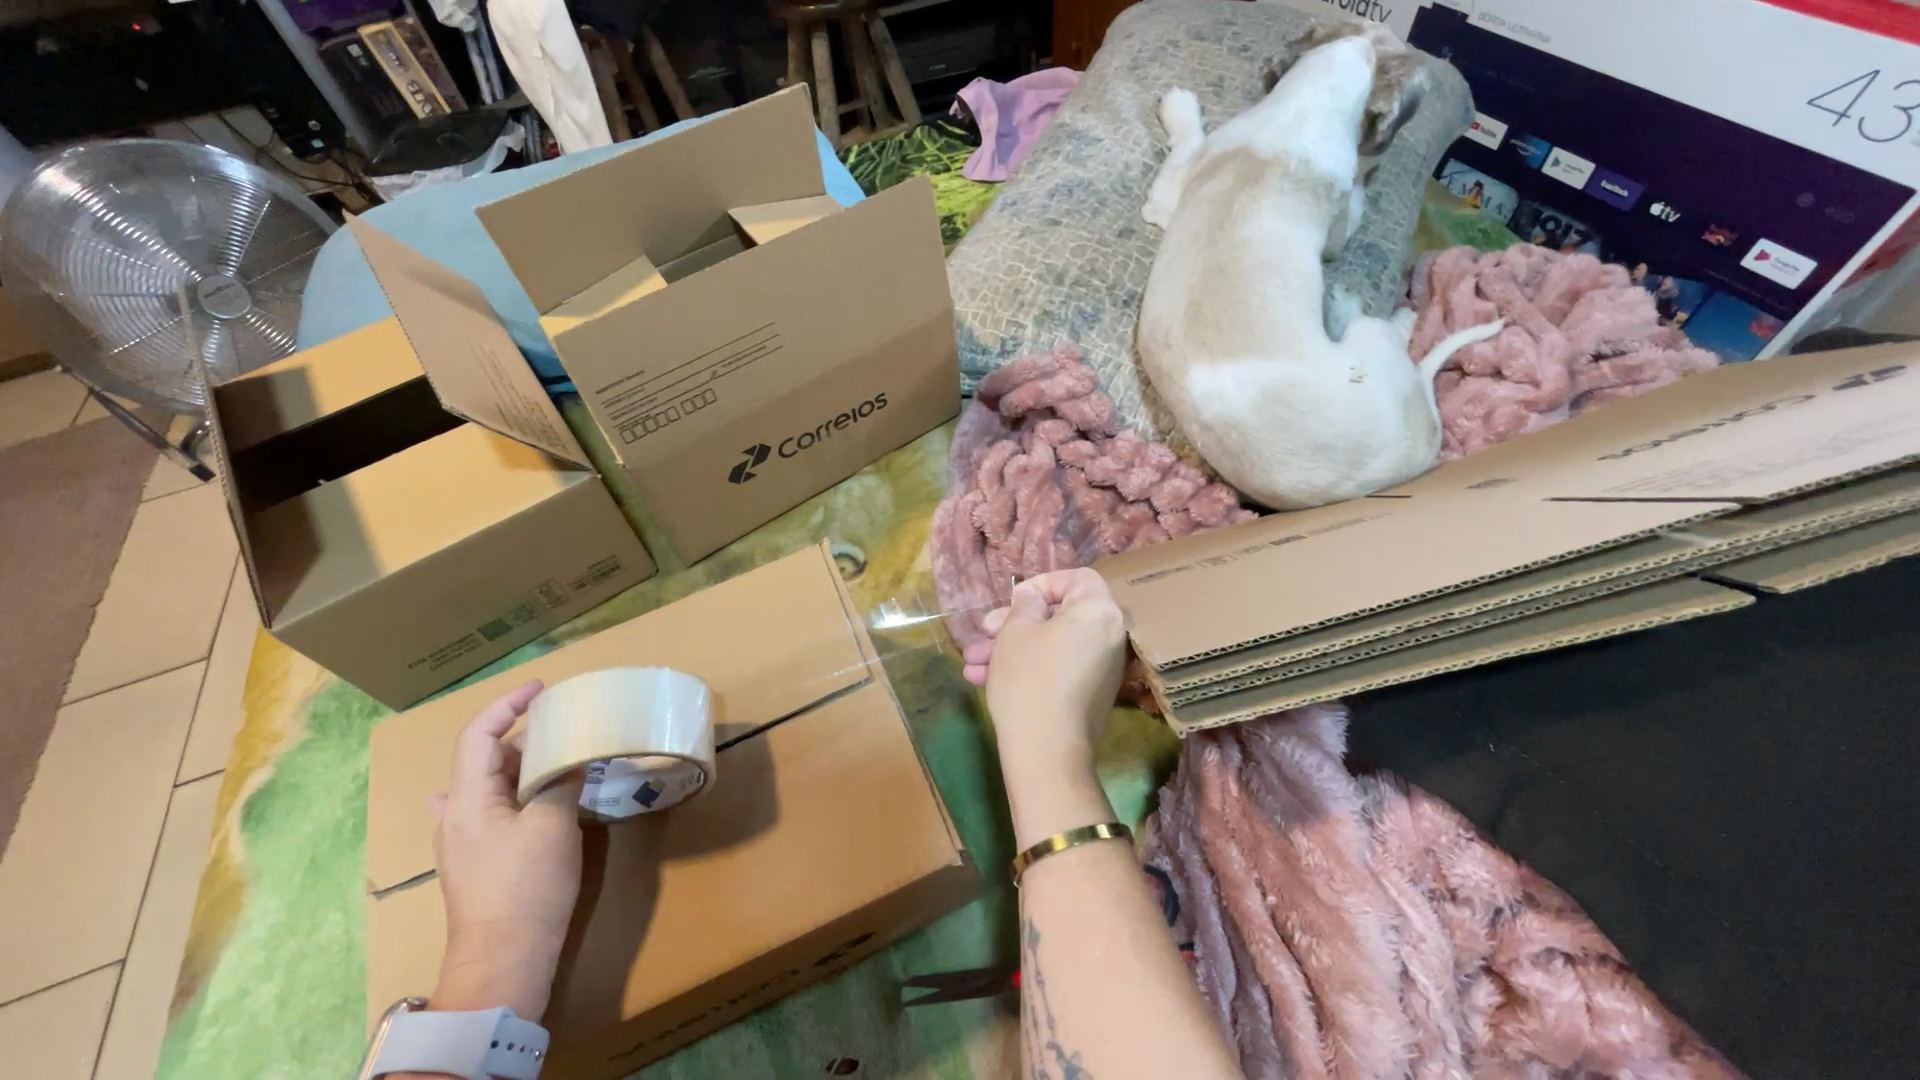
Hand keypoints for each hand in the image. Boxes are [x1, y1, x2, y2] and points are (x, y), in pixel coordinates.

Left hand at [428, 680, 583, 1020]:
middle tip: (566, 727)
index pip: (478, 734)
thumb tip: (572, 760)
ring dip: (522, 765)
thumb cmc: (527, 884)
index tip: (541, 689)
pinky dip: (515, 792)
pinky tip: (523, 795)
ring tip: (560, 757)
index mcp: (467, 798)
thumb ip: (561, 781)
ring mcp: (464, 840)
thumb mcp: (554, 824)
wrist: (505, 956)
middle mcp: (456, 814)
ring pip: (491, 785)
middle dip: (524, 736)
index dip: (506, 704)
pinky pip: (494, 810)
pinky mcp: (479, 860)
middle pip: (485, 758)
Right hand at [961, 568, 1127, 778]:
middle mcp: (1108, 637)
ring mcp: (1100, 669)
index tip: (1014, 600)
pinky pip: (1055, 669)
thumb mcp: (1016, 631)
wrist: (1046, 751)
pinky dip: (1025, 669)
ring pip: (1050, 645)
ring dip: (1009, 649)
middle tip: (984, 631)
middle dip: (1014, 623)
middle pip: (1059, 615)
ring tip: (971, 662)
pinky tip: (983, 681)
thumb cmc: (1029, 678)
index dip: (1043, 583)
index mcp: (1098, 612)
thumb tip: (1032, 598)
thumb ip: (1025, 605)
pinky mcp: (1086, 695)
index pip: (1078, 578)